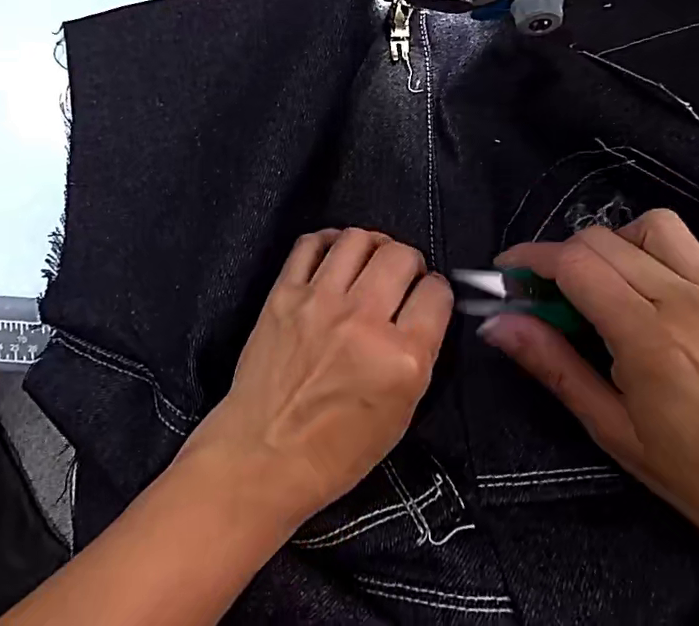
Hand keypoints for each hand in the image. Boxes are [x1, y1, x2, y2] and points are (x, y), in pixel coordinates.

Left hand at [177, 228, 452, 530]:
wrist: (262, 459)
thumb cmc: (336, 450)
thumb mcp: (402, 411)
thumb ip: (420, 352)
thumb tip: (423, 306)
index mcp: (402, 358)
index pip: (436, 292)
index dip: (436, 290)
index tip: (427, 296)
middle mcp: (364, 321)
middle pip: (401, 255)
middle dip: (410, 262)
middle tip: (401, 277)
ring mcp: (320, 303)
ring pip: (358, 239)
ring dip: (373, 246)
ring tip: (370, 262)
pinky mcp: (283, 295)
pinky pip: (311, 244)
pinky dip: (328, 242)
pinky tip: (334, 257)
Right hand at [480, 210, 698, 625]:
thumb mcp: (617, 434)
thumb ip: (555, 368)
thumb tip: (498, 325)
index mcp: (652, 338)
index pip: (576, 264)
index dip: (530, 259)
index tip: (506, 275)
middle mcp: (687, 300)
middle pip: (603, 238)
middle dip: (560, 255)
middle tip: (545, 296)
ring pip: (650, 227)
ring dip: (610, 244)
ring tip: (600, 289)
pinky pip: (686, 252)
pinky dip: (649, 257)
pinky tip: (648, 305)